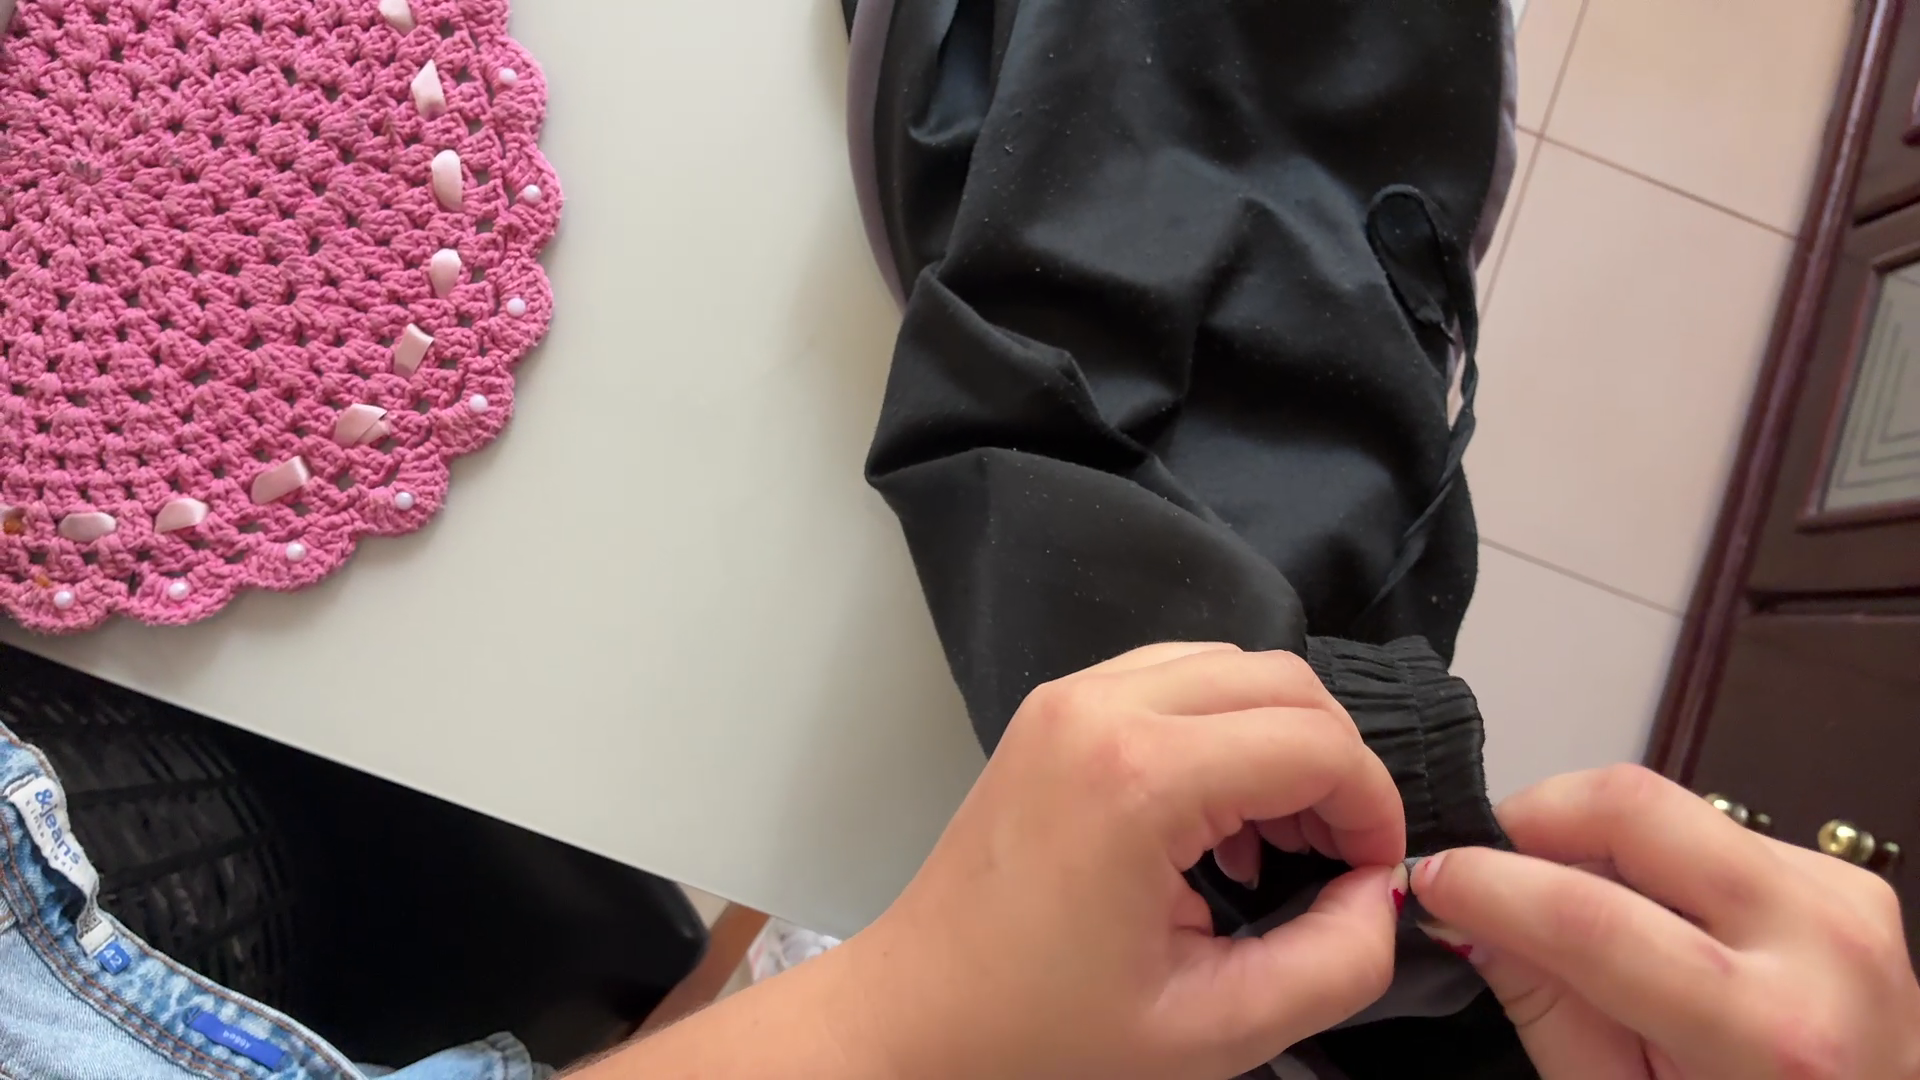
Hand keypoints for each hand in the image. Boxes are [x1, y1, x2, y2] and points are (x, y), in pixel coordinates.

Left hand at [836, 642, 1407, 1079]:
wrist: (921, 1004)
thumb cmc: (1046, 1029)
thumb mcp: (1215, 1025)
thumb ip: (1336, 961)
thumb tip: (1381, 890)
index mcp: (1138, 776)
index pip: (1314, 741)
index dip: (1373, 804)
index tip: (1370, 872)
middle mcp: (1100, 705)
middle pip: (1279, 678)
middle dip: (1332, 759)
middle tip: (1328, 848)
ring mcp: (1068, 694)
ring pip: (1225, 663)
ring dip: (1273, 732)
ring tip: (1268, 830)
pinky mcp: (1053, 705)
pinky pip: (1167, 676)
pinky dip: (1216, 721)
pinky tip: (1207, 804)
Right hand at [1408, 765, 1919, 1079]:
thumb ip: (1529, 990)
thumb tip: (1446, 900)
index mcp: (1774, 1036)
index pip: (1588, 919)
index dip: (1481, 883)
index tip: (1425, 878)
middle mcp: (1824, 946)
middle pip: (1629, 806)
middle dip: (1527, 816)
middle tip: (1490, 862)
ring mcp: (1840, 898)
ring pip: (1651, 798)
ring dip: (1574, 828)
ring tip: (1557, 887)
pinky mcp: (1835, 877)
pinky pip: (1687, 817)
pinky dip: (1624, 844)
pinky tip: (1629, 900)